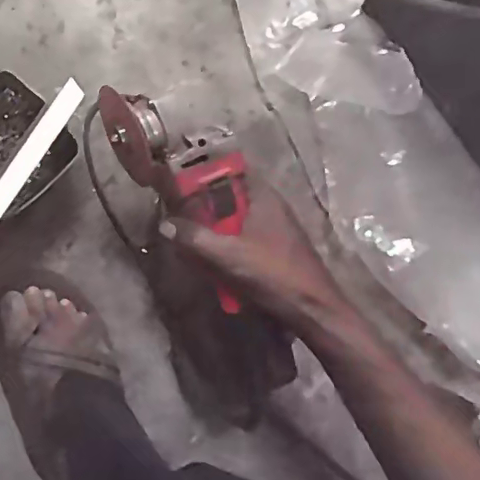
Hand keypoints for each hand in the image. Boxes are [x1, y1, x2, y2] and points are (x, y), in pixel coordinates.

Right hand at [162, 182, 352, 333]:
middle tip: (178, 209)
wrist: (315, 312)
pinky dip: (227, 242)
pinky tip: (212, 258)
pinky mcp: (276, 249)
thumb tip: (164, 224)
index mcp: (263, 196)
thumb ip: (195, 238)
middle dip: (205, 201)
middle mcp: (271, 205)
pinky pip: (244, 236)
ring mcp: (275, 228)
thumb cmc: (274, 274)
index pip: (232, 168)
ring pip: (236, 217)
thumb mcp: (228, 256)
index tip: (181, 176)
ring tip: (189, 233)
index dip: (207, 170)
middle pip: (231, 194)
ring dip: (214, 225)